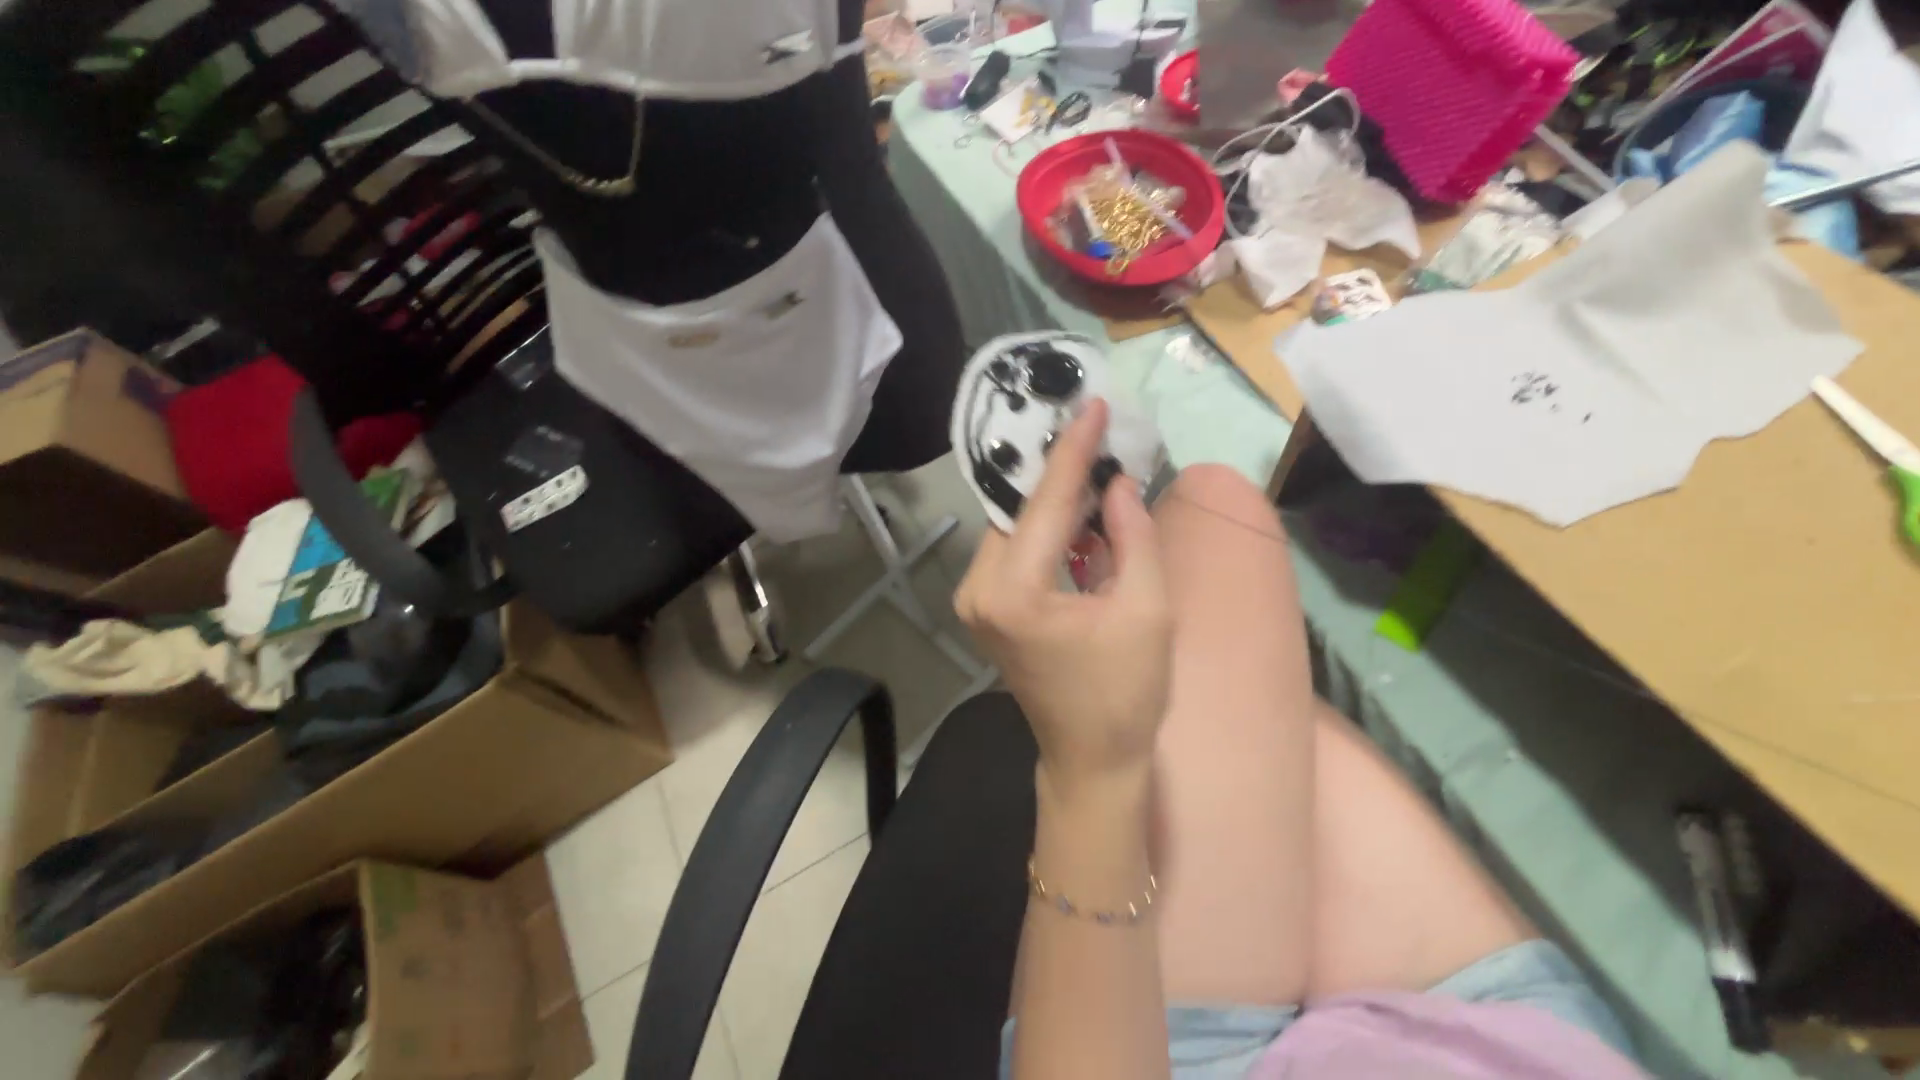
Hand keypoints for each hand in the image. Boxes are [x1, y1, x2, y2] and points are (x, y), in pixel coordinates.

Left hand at [955, 400, 1172, 787]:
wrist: (1091, 758)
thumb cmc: (1125, 694)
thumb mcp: (1147, 610)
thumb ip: (1132, 536)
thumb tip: (1118, 482)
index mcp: (1014, 593)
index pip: (1045, 504)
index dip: (1073, 451)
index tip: (1092, 404)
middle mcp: (978, 590)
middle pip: (1019, 510)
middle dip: (1058, 471)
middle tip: (1095, 428)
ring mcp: (974, 601)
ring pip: (1013, 527)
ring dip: (1051, 498)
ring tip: (1094, 462)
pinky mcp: (984, 609)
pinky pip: (1013, 550)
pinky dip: (1044, 528)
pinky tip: (1078, 510)